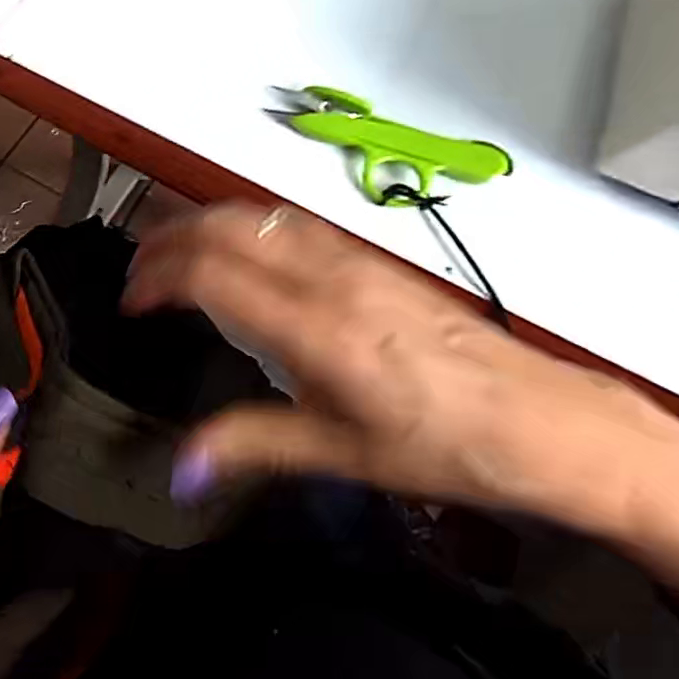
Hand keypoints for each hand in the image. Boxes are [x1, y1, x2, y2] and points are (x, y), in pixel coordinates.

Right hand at [122, 203, 678, 535]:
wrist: (546, 420)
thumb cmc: (451, 445)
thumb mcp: (346, 455)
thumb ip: (256, 443)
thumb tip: (186, 464)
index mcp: (318, 329)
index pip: (214, 274)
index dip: (159, 279)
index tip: (132, 301)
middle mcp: (333, 279)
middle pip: (231, 227)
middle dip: (172, 235)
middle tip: (139, 263)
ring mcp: (356, 261)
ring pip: (263, 215)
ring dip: (209, 221)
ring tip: (175, 245)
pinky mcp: (374, 261)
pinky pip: (295, 224)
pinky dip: (249, 224)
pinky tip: (244, 246)